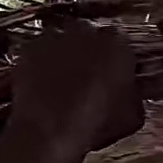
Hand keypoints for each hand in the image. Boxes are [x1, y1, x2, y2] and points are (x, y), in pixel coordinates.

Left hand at [11, 21, 143, 154]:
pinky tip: (41, 88)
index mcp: (117, 44)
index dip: (116, 63)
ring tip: (61, 86)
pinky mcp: (29, 49)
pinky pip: (39, 54)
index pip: (121, 45)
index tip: (113, 79)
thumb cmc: (97, 124)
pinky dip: (40, 66)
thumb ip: (134, 95)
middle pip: (90, 38)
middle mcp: (86, 32)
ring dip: (64, 58)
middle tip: (87, 81)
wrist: (49, 131)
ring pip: (63, 44)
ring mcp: (54, 37)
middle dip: (90, 55)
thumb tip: (130, 92)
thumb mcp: (132, 116)